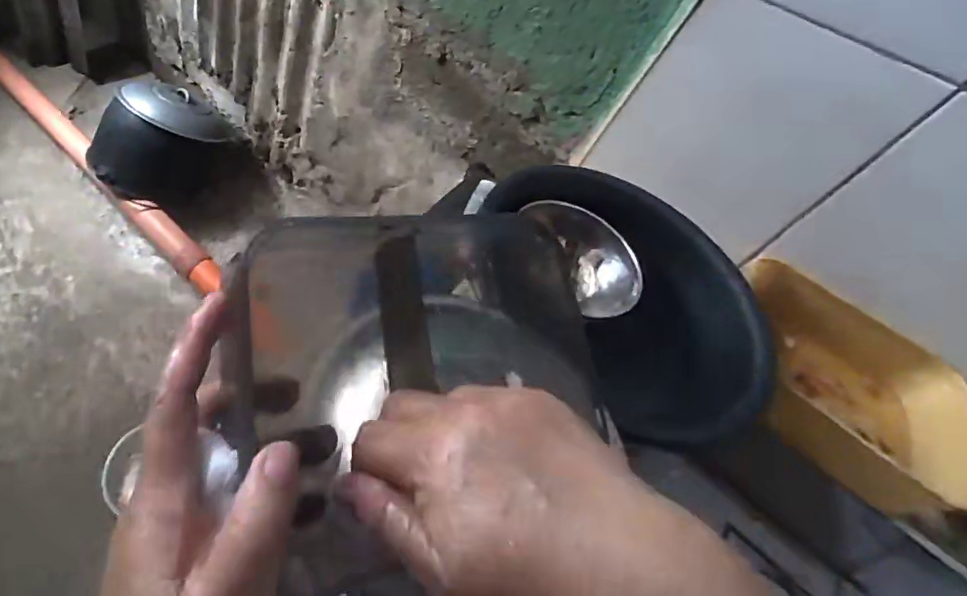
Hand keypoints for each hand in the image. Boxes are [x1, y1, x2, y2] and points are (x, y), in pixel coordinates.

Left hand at [103, 292, 300, 595]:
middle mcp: (159, 495)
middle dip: (236, 385)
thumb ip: (252, 525)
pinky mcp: (181, 543)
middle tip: (290, 382)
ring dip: (251, 430)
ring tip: (304, 434)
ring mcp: (169, 520)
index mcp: (160, 496)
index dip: (192, 347)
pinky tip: (289, 495)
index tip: (216, 299)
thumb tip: (286, 445)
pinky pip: (218, 486)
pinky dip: (251, 471)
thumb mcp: (221, 594)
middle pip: (194, 419)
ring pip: (209, 453)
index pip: (172, 402)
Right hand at [339, 386, 770, 595]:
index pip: (368, 437)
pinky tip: (508, 455)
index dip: (369, 466)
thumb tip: (349, 484)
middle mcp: (459, 408)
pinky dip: (481, 418)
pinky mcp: (534, 393)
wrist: (618, 552)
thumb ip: (389, 520)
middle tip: (424, 477)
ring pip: (442, 395)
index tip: (386, 491)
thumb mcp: (444, 568)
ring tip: (471, 466)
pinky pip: (486, 393)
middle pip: (398, 403)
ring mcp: (500, 395)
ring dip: (440, 424)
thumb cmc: (522, 574)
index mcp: (431, 453)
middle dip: (397, 436)